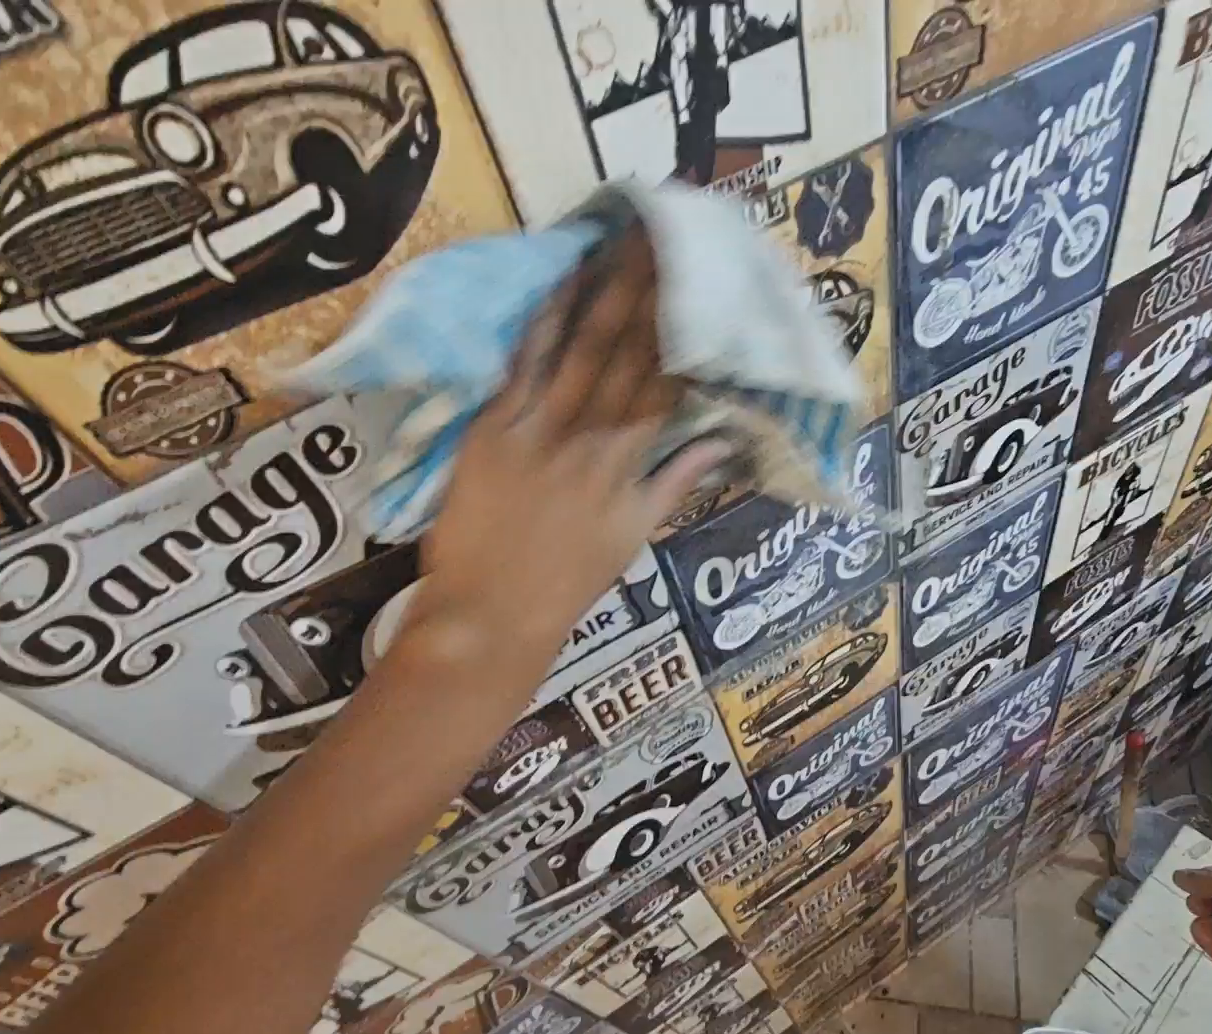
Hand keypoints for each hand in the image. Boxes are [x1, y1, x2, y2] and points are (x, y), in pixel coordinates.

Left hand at [398, 223, 729, 675]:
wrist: (491, 615)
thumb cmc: (568, 582)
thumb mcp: (633, 537)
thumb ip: (675, 482)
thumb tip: (721, 441)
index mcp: (628, 467)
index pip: (665, 389)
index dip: (682, 336)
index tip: (696, 291)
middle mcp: (591, 439)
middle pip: (627, 357)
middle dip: (648, 296)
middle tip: (664, 241)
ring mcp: (538, 430)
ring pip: (578, 352)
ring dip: (601, 295)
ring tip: (619, 245)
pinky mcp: (491, 429)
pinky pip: (520, 368)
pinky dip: (538, 325)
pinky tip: (555, 283)